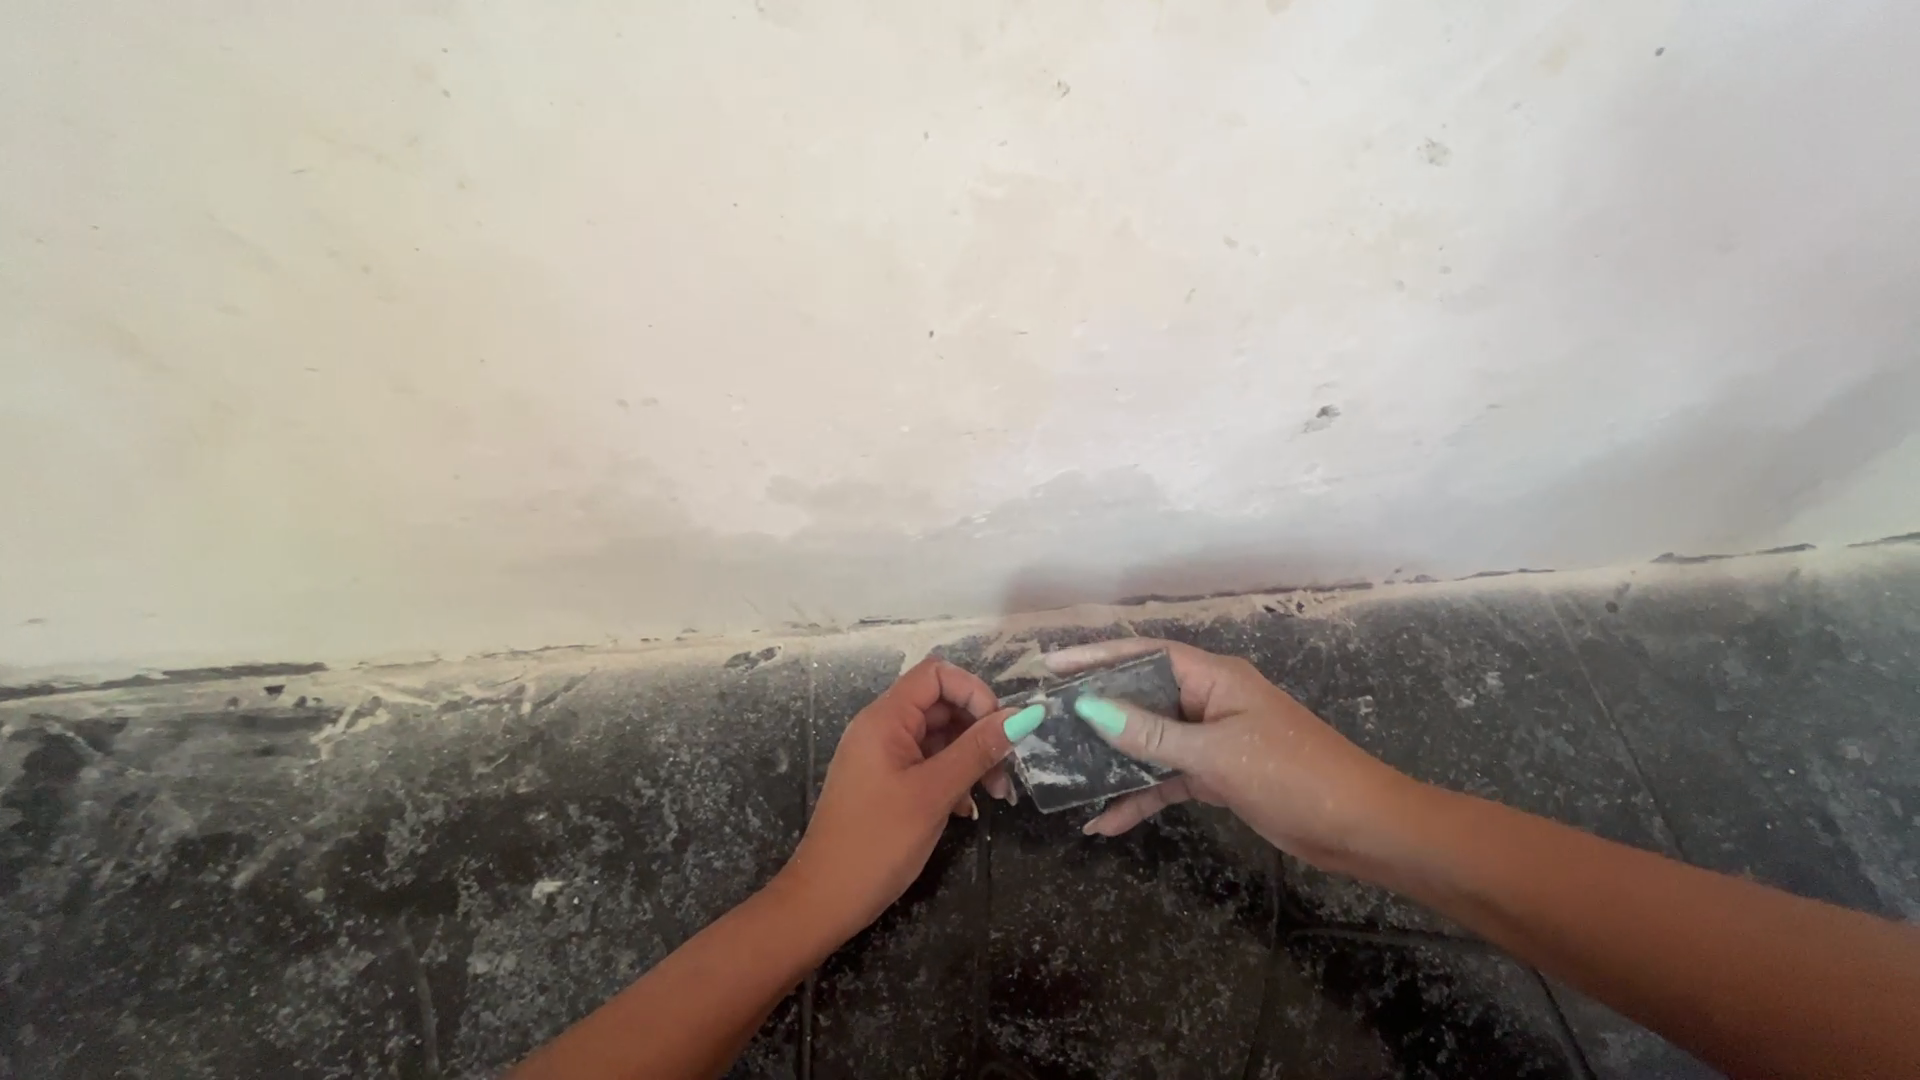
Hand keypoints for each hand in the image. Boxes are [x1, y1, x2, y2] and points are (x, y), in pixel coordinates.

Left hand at [777, 657, 1024, 938]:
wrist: (824, 900)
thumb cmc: (877, 842)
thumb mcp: (935, 793)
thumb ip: (978, 750)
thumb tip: (1024, 715)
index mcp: (885, 718)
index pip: (937, 674)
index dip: (973, 692)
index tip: (999, 729)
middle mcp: (882, 727)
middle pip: (942, 705)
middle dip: (979, 731)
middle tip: (1005, 772)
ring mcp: (883, 755)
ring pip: (939, 736)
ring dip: (971, 758)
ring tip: (994, 796)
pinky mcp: (886, 782)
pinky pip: (928, 763)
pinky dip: (953, 777)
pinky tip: (967, 810)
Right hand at [1046, 638, 1412, 872]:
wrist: (1361, 829)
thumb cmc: (1292, 775)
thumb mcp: (1215, 753)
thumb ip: (1150, 734)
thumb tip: (1090, 709)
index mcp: (1213, 677)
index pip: (1143, 655)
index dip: (1096, 657)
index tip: (1053, 666)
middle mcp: (1208, 699)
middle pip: (1140, 696)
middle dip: (1096, 711)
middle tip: (1048, 722)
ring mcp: (1211, 738)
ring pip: (1149, 741)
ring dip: (1113, 762)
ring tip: (1066, 774)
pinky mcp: (1216, 774)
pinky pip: (1167, 778)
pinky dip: (1140, 797)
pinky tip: (1107, 823)